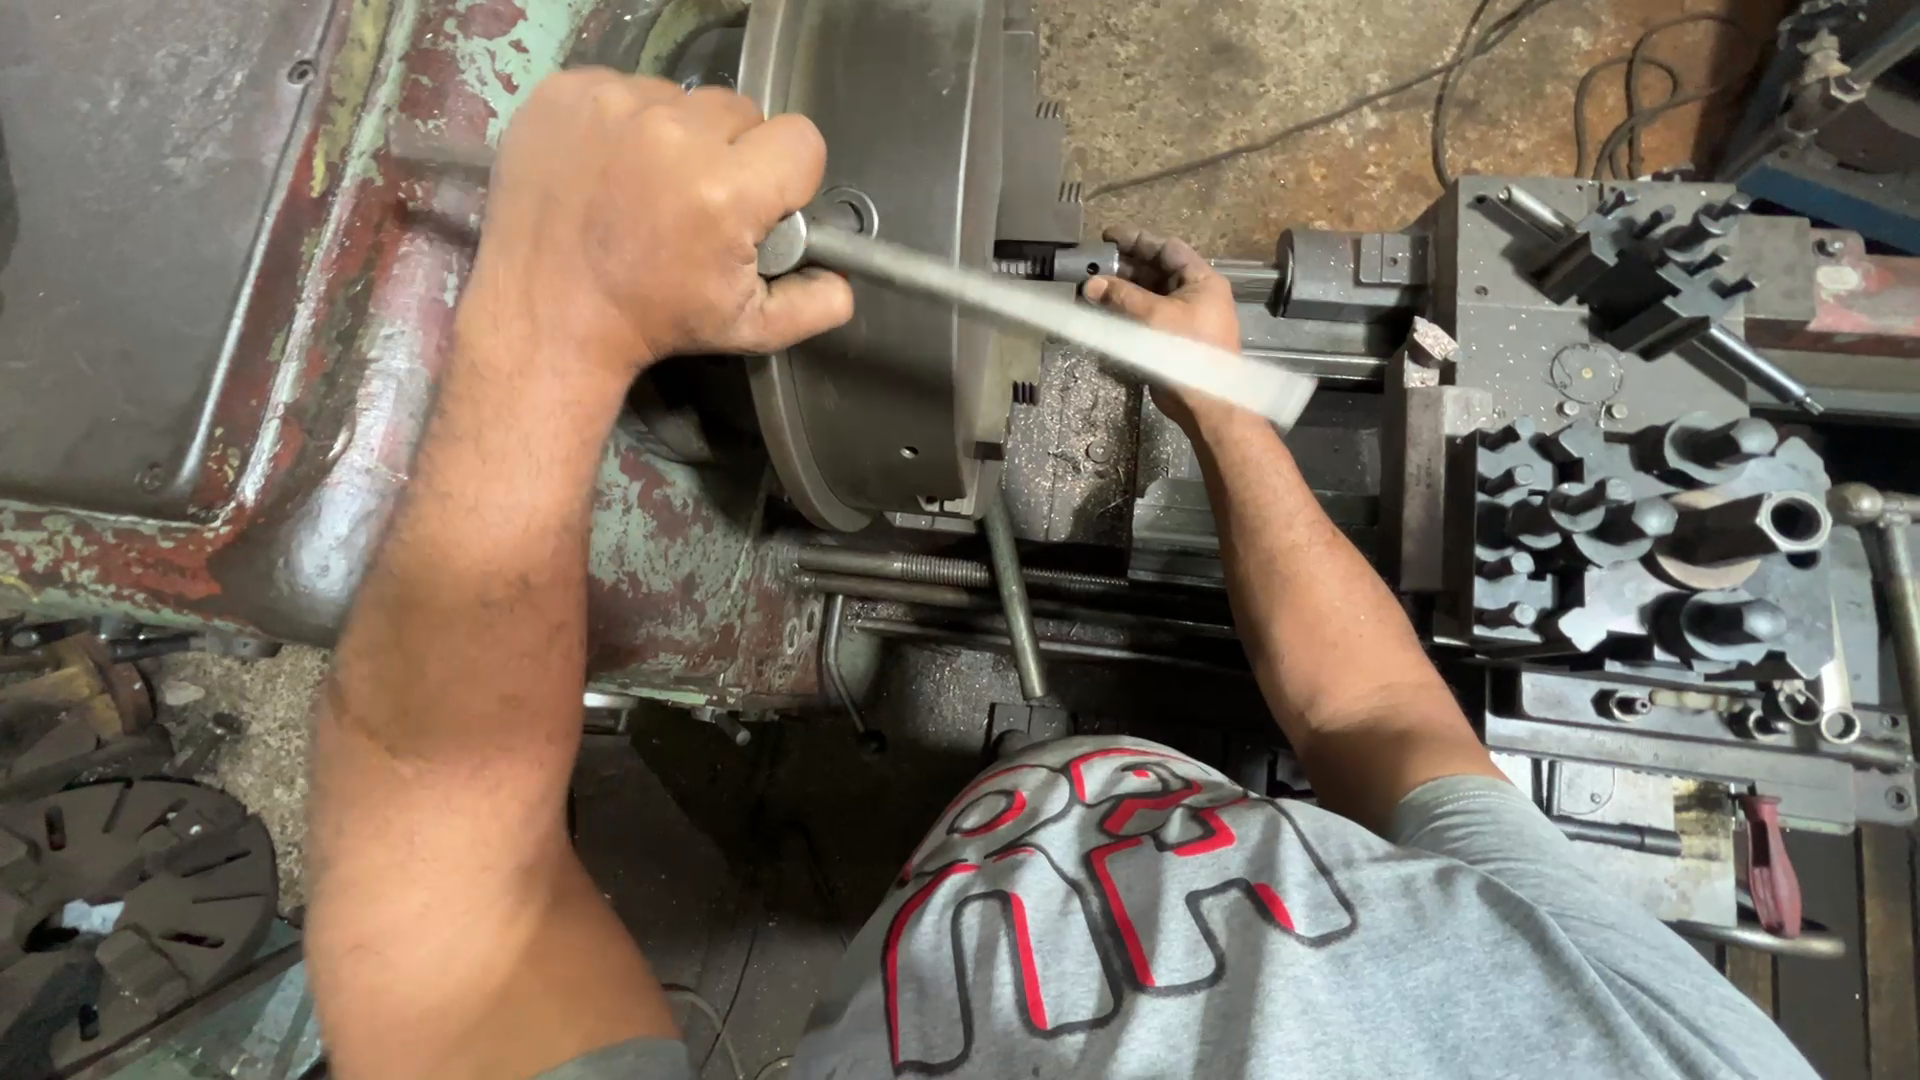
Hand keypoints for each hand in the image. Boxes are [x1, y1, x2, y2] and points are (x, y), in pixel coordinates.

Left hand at [459, 70, 853, 379]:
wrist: (551, 310)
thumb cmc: (657, 320)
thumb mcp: (751, 329)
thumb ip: (815, 304)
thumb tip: (844, 277)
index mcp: (725, 192)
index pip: (802, 141)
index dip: (792, 178)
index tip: (763, 209)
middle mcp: (671, 133)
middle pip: (744, 112)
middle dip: (738, 155)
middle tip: (704, 205)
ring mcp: (612, 103)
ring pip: (686, 97)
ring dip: (685, 137)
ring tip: (655, 188)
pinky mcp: (567, 90)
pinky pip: (629, 87)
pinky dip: (632, 123)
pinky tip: (616, 169)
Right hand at [1081, 225, 1250, 436]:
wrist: (1204, 401)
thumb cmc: (1188, 351)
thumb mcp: (1154, 316)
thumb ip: (1121, 297)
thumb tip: (1090, 284)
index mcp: (1202, 280)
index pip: (1168, 249)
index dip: (1138, 240)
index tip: (1108, 237)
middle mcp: (1193, 295)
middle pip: (1155, 272)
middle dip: (1124, 268)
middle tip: (1093, 265)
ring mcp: (1181, 319)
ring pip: (1147, 296)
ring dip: (1121, 292)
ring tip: (1091, 288)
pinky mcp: (1169, 341)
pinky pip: (1144, 319)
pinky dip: (1124, 314)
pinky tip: (1102, 311)